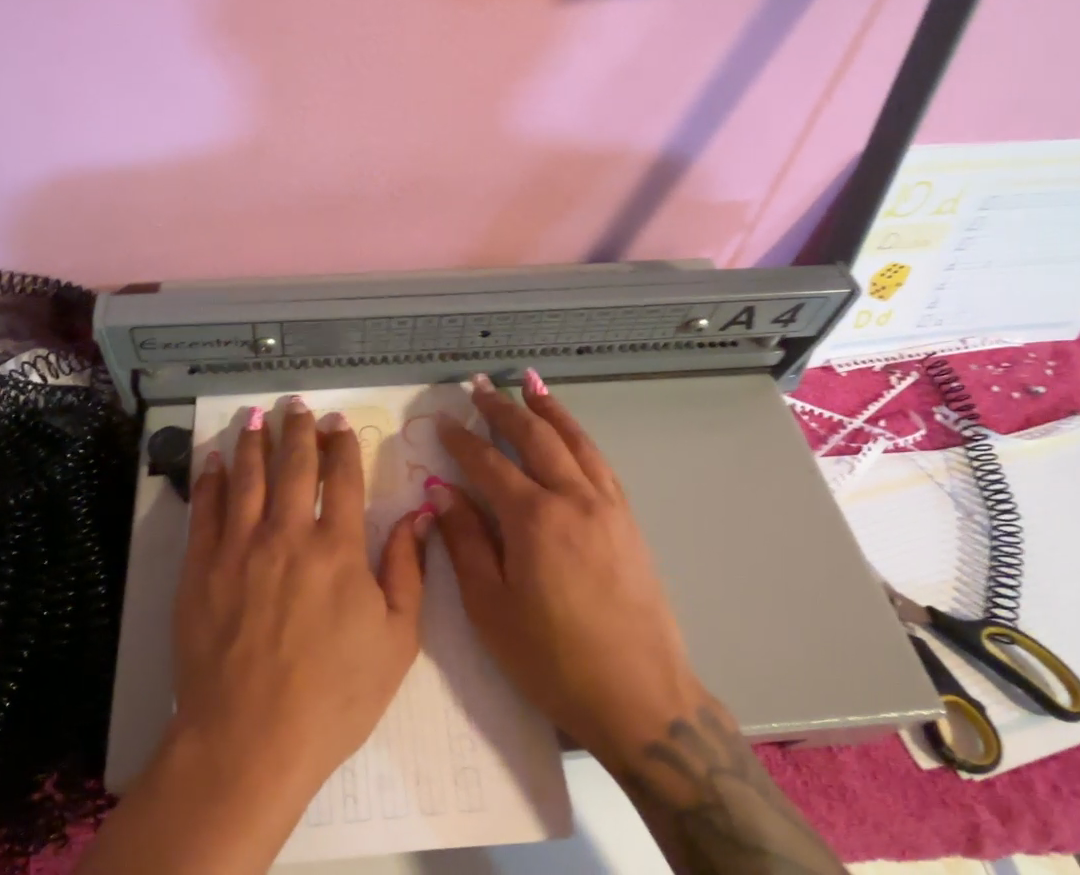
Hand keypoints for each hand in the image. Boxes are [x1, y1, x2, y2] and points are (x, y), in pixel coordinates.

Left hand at [172, 396, 430, 791]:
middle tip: (297, 406)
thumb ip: (408, 573)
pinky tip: (214, 461)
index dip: (343, 446)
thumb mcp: (396, 643)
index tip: (340, 423)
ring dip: (253, 442)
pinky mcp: (199, 568)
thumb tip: (420, 517)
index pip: (344, 479)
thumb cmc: (334, 698)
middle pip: (293, 466)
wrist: (250, 739)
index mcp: (339, 550)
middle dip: (298, 430)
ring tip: (257, 417)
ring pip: (247, 477)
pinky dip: (211, 480)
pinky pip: (205, 510)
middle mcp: (288, 534)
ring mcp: (238, 548)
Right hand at [432, 371, 703, 763]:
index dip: (462, 440)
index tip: (442, 420)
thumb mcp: (490, 608)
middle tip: (480, 386)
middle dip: (504, 408)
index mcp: (534, 519)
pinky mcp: (629, 523)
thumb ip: (465, 543)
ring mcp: (609, 508)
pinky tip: (571, 436)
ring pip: (576, 442)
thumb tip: (441, 493)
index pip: (489, 463)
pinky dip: (580, 439)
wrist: (638, 695)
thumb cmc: (551, 659)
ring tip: (530, 385)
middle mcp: (574, 499)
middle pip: (536, 438)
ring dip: (550, 411)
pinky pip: (600, 465)